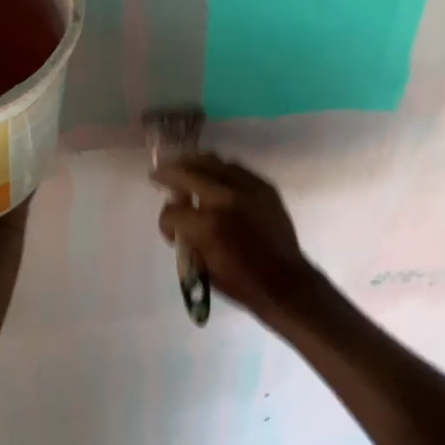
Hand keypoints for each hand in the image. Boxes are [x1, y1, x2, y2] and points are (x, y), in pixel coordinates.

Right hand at [152, 153, 324, 321]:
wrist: (285, 282)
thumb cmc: (242, 283)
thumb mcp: (203, 268)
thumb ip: (187, 238)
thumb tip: (179, 217)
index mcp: (207, 224)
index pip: (172, 212)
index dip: (166, 222)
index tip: (170, 227)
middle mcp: (224, 198)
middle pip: (186, 172)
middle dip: (168, 174)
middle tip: (159, 175)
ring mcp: (246, 187)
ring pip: (211, 161)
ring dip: (194, 165)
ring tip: (185, 169)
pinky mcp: (262, 185)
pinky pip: (235, 168)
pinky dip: (220, 171)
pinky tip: (215, 178)